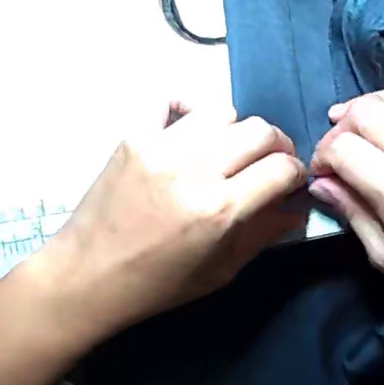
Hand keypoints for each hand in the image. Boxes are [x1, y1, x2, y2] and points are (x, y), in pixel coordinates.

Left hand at [31, 106, 307, 337]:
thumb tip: (296, 207)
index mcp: (220, 210)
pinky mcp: (133, 135)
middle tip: (269, 164)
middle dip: (277, 146)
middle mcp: (194, 169)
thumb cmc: (158, 285)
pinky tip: (192, 132)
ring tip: (227, 152)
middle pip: (260, 131)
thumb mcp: (221, 271)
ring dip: (237, 130)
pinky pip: (172, 99)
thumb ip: (263, 234)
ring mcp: (160, 146)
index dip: (296, 174)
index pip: (282, 168)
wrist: (87, 276)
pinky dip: (190, 110)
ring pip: (223, 111)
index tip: (290, 183)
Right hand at [308, 62, 383, 324]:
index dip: (322, 156)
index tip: (322, 175)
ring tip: (360, 119)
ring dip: (376, 103)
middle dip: (342, 124)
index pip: (344, 147)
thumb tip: (320, 183)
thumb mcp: (383, 255)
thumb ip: (351, 212)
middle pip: (369, 111)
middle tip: (337, 149)